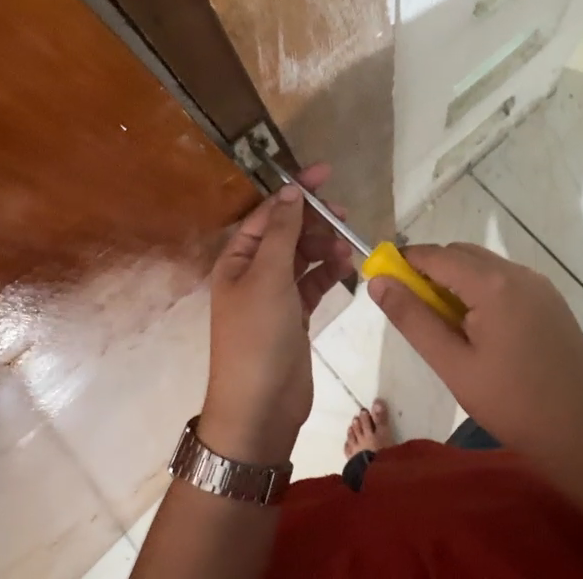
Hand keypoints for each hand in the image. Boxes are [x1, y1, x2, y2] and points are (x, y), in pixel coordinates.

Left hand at [200, 164, 354, 465]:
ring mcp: (273, 297)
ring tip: (347, 242)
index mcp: (236, 259)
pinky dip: (327, 271)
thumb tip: (290, 191)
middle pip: (286, 232)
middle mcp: (252, 273)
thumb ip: (282, 231)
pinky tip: (345, 264)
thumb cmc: (258, 336)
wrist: (259, 408)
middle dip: (313, 219)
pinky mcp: (293, 317)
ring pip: (301, 256)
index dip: (295, 191)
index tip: (326, 173)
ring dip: (323, 245)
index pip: (267, 213)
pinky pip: (312, 282)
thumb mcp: (269, 277)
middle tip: (343, 213)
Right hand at [370, 243, 582, 460]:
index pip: (436, 255)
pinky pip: (507, 281)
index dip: (405, 262)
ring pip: (485, 266)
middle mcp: (518, 272)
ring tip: (447, 326)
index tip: (384, 280)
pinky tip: (481, 330)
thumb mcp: (452, 364)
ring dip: (458, 281)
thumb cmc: (510, 403)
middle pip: (461, 254)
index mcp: (492, 284)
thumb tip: (378, 282)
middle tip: (414, 311)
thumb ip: (412, 319)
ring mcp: (540, 285)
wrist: (581, 433)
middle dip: (431, 272)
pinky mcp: (552, 301)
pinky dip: (483, 291)